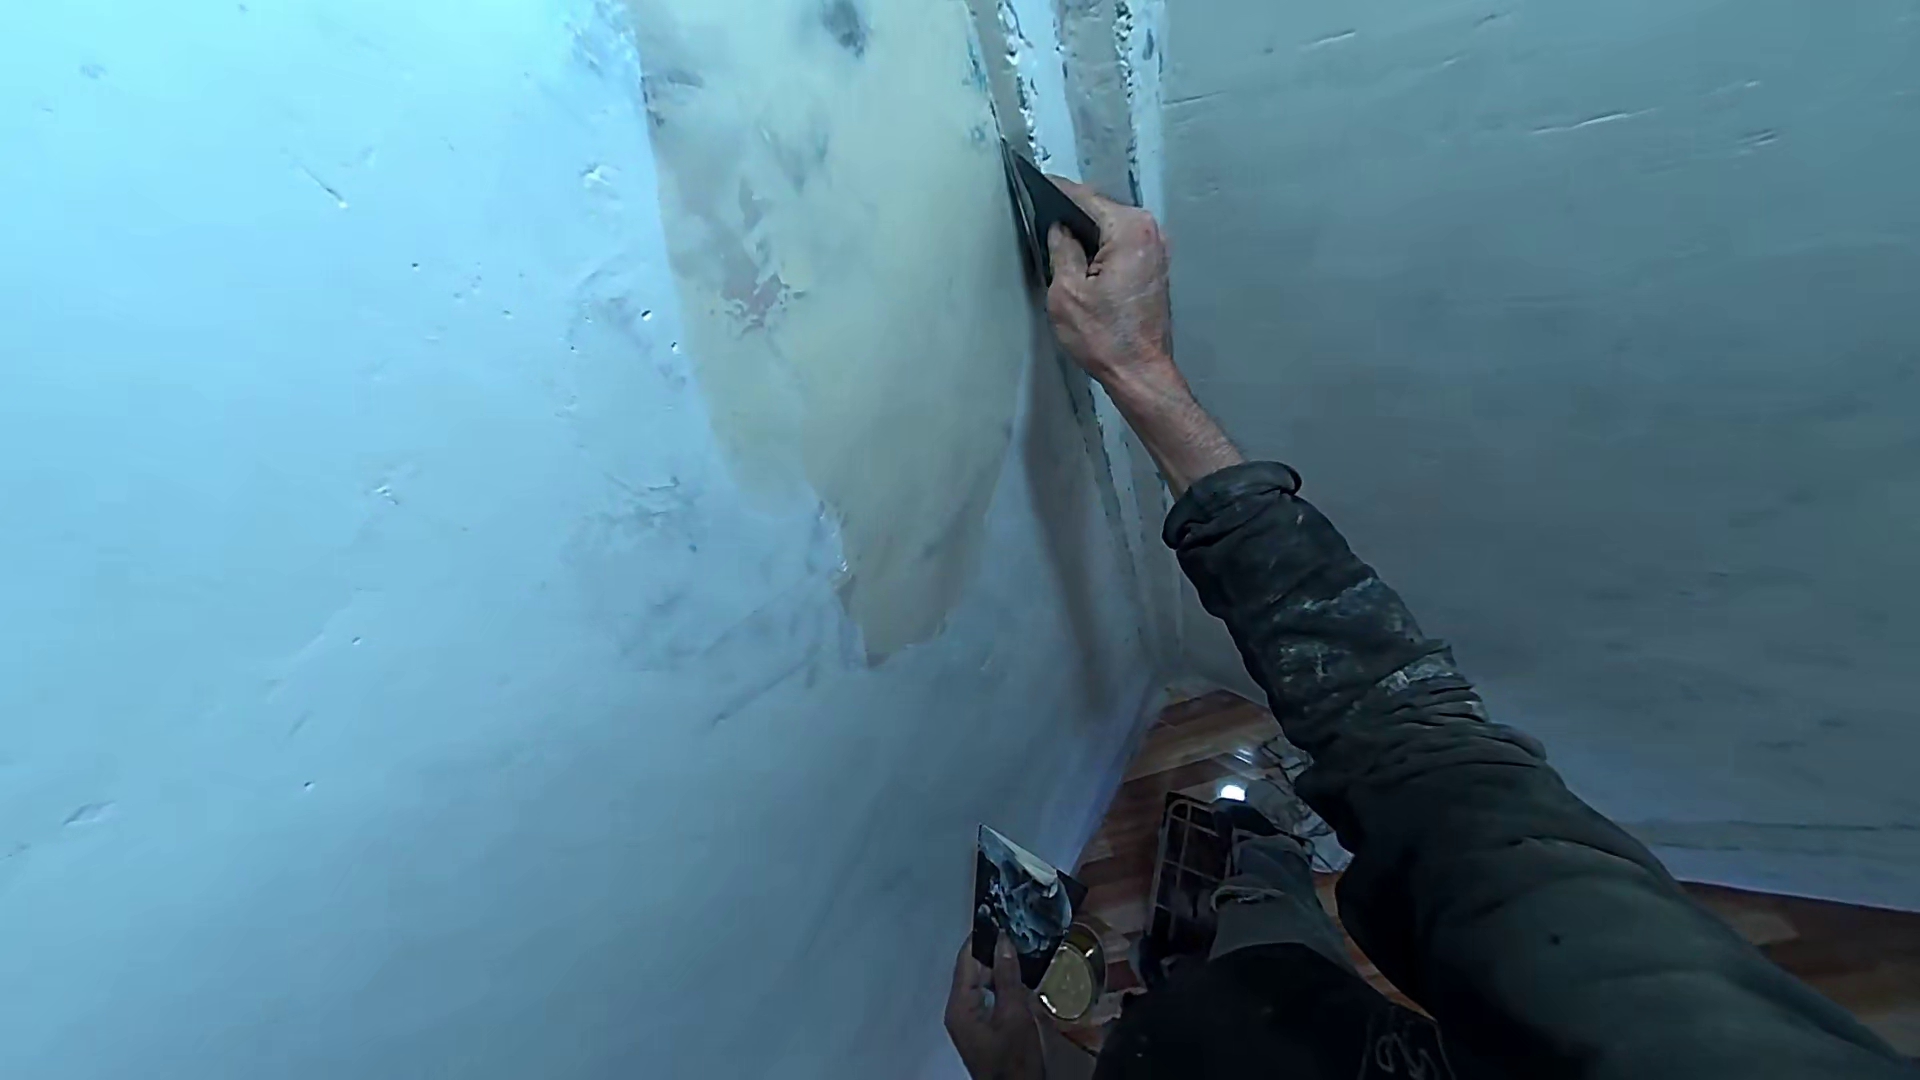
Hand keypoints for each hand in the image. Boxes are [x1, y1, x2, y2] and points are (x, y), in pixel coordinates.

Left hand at [943, 936, 1045, 1079]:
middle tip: (1013, 931)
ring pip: (979, 981)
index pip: (965, 960)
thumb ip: (1007, 975)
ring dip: (997, 967)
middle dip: (991, 951)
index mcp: (959, 1006)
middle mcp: (957, 1010)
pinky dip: (999, 983)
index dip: (981, 938)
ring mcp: (968, 1021)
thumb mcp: (1014, 1014)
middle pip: (971, 969)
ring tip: (1017, 948)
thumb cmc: (1014, 1059)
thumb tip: (1003, 938)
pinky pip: (986, 995)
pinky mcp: (980, 1028)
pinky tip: (1016, 976)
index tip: (998, 917)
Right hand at [1044, 178, 1174, 386]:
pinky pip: (1121, 247)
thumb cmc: (1105, 339)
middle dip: (1072, 217)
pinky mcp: (1154, 269)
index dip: (1056, 193)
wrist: (1139, 372)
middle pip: (1100, 211)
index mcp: (1129, 229)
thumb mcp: (1066, 294)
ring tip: (1059, 249)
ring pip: (1111, 230)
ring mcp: (1156, 251)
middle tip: (1043, 227)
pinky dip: (1101, 251)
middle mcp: (1149, 232)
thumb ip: (1061, 251)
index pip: (1085, 198)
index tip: (1036, 185)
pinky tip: (1083, 267)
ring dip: (1087, 236)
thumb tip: (1059, 230)